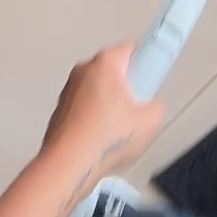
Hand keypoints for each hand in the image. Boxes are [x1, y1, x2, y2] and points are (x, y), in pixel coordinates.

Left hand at [42, 43, 164, 175]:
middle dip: (126, 88)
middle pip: (114, 70)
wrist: (67, 167)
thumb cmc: (106, 139)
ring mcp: (68, 88)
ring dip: (108, 104)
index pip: (132, 50)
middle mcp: (84, 68)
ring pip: (98, 89)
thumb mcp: (149, 123)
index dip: (144, 66)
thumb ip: (157, 106)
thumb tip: (150, 106)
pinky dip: (92, 117)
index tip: (147, 84)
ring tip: (114, 131)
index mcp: (106, 62)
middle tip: (133, 112)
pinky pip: (84, 105)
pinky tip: (98, 139)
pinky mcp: (59, 107)